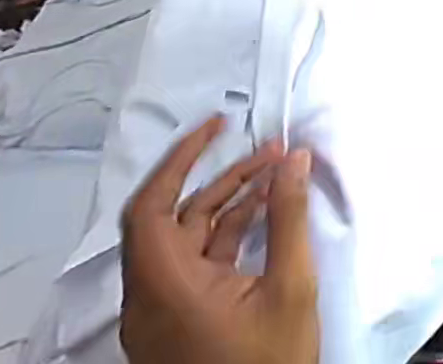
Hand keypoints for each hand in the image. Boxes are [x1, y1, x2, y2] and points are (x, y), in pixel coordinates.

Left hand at [120, 116, 318, 363]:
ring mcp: (164, 310)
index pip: (149, 209)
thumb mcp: (289, 287)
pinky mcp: (181, 317)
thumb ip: (289, 217)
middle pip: (175, 217)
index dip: (179, 159)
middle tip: (271, 148)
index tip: (216, 126)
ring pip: (190, 236)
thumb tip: (294, 158)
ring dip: (233, 199)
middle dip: (224, 174)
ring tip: (279, 169)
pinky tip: (268, 207)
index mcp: (165, 290)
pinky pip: (200, 258)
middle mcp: (151, 298)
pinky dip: (231, 228)